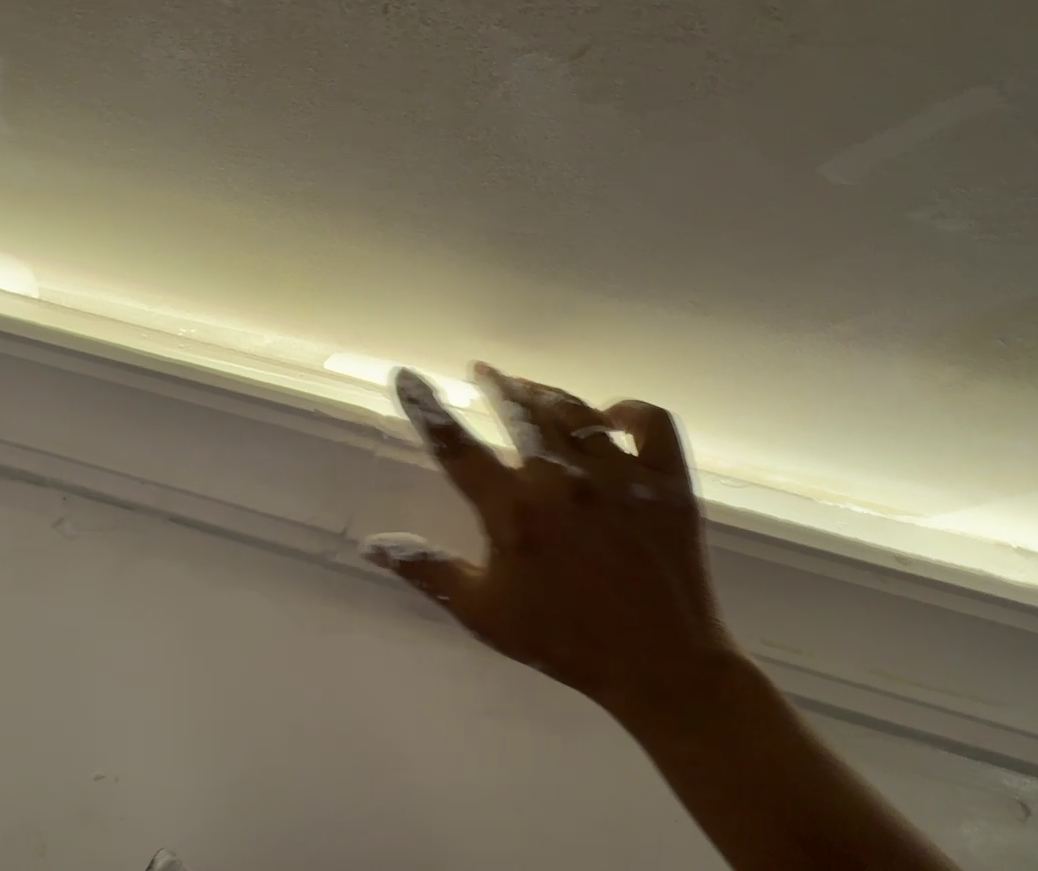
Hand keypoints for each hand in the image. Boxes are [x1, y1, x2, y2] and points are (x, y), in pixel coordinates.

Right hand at [363, 364, 737, 717]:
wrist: (659, 667)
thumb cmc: (562, 640)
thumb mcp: (481, 611)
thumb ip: (425, 569)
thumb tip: (370, 545)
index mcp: (513, 510)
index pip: (455, 445)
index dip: (426, 407)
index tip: (407, 375)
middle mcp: (562, 480)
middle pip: (519, 410)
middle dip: (495, 384)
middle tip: (482, 371)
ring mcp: (619, 477)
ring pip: (574, 411)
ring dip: (543, 393)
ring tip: (526, 388)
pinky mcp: (667, 483)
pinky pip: (651, 423)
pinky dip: (628, 410)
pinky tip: (609, 415)